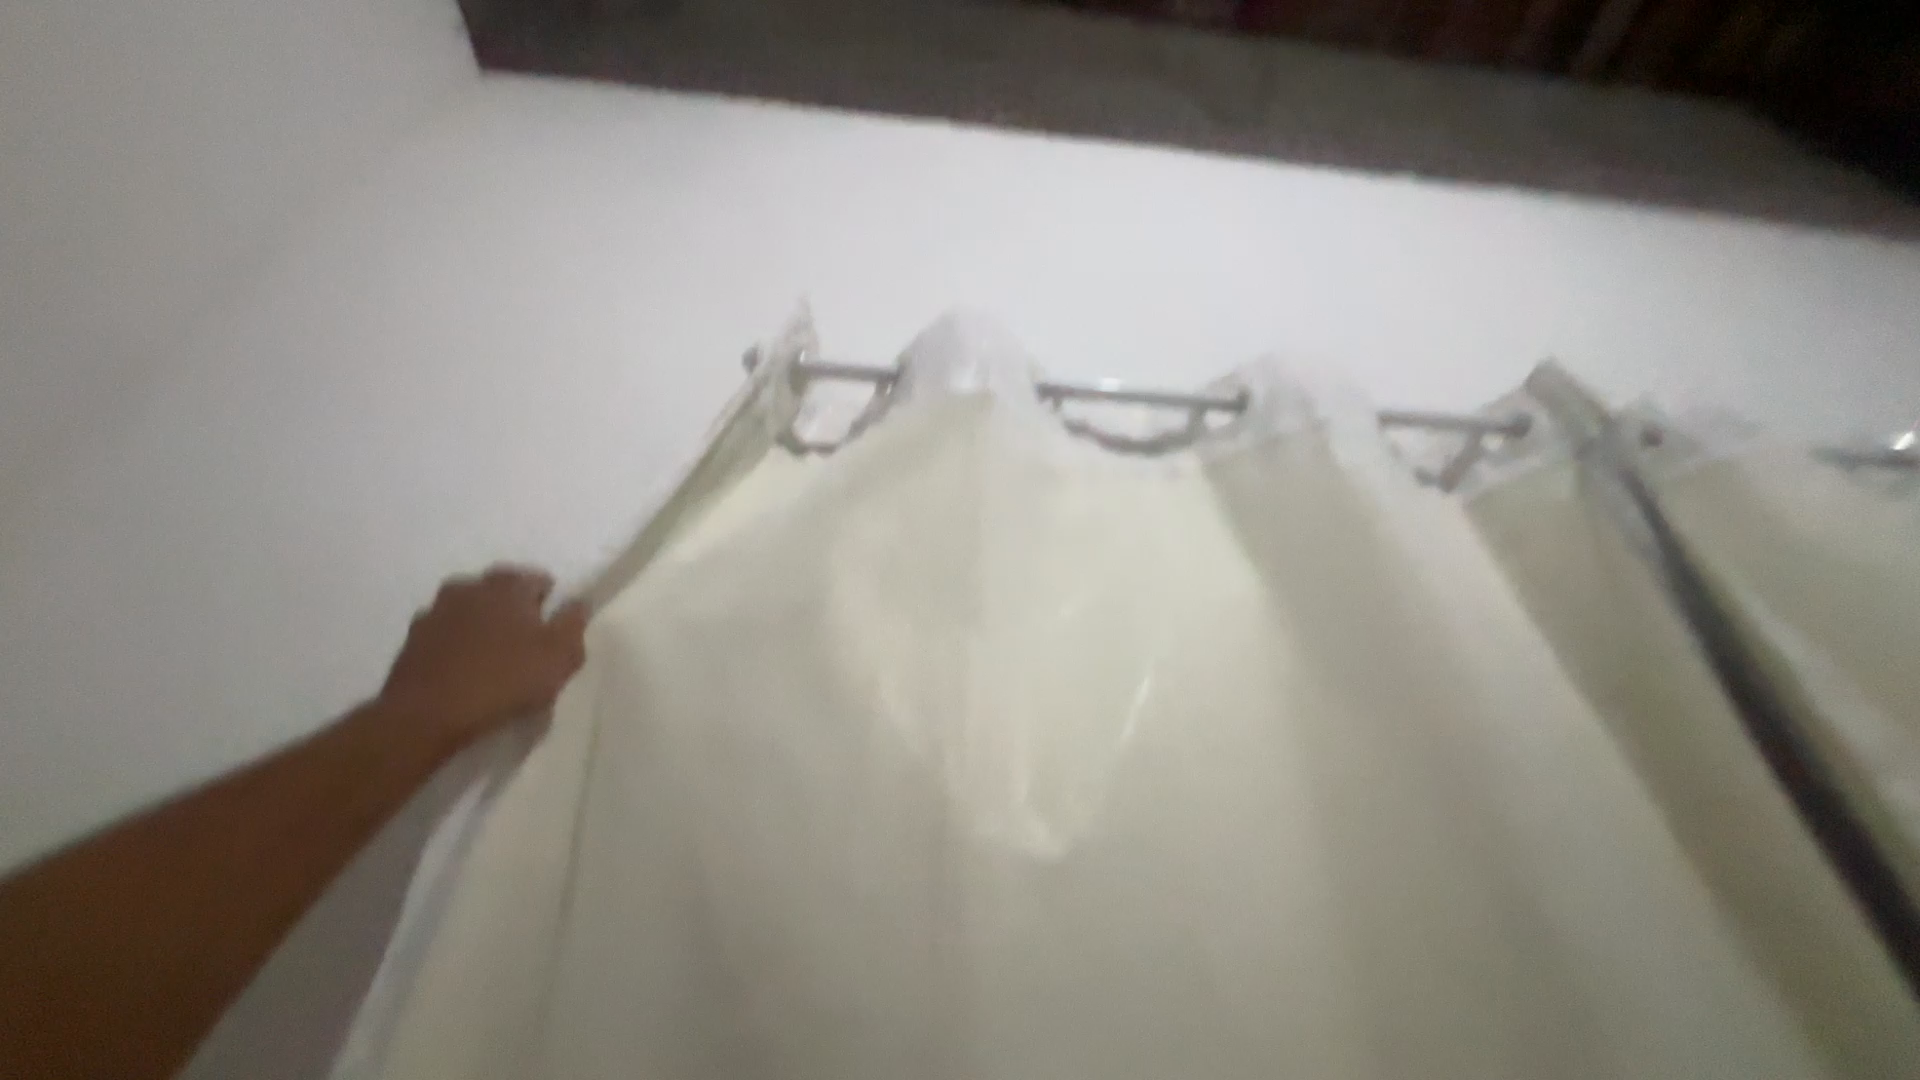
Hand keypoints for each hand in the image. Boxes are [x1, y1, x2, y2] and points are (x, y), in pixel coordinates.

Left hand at [378, 565, 588, 747]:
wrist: (428, 714)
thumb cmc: (506, 680)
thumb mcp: (560, 656)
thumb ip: (573, 623)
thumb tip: (578, 602)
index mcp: (508, 586)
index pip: (537, 579)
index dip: (551, 602)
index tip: (555, 630)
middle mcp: (469, 588)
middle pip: (501, 590)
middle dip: (515, 608)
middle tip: (527, 642)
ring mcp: (436, 611)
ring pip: (470, 609)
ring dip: (483, 624)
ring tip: (495, 656)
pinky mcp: (412, 639)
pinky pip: (446, 633)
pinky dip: (458, 643)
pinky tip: (465, 669)